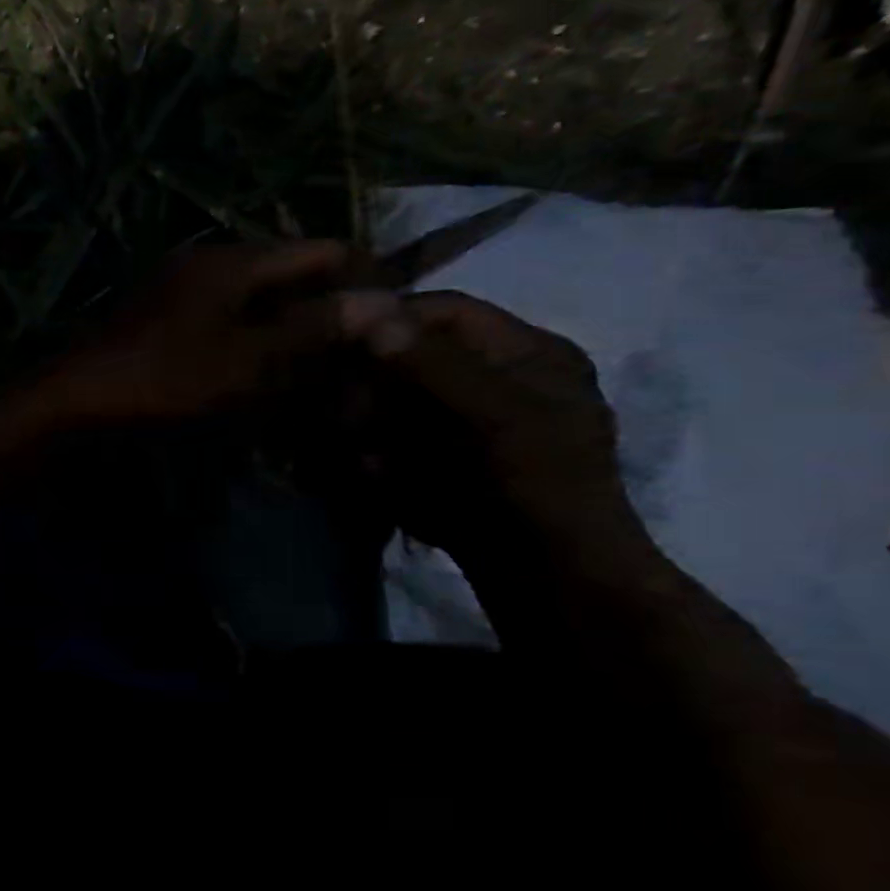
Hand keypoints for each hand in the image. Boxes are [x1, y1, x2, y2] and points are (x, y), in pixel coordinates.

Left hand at [43, 241, 400, 421]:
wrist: (78, 399)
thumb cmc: (164, 379)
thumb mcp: (246, 359)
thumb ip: (313, 328)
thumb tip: (385, 301)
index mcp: (233, 259)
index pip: (323, 249)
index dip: (366, 281)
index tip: (393, 324)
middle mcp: (208, 261)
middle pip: (290, 272)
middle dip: (328, 309)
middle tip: (356, 356)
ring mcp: (181, 287)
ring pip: (259, 298)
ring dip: (290, 328)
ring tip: (318, 371)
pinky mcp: (164, 316)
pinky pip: (226, 318)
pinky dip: (252, 340)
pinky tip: (264, 373)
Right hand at [368, 291, 647, 563]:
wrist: (551, 579)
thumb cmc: (539, 488)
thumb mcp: (497, 418)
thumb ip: (434, 364)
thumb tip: (365, 311)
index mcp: (529, 353)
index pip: (446, 311)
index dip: (391, 319)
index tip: (338, 340)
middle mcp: (495, 377)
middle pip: (412, 355)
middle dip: (373, 383)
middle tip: (346, 409)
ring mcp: (464, 420)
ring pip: (392, 398)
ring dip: (368, 421)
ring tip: (364, 450)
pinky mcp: (441, 455)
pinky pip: (391, 435)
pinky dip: (375, 450)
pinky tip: (376, 472)